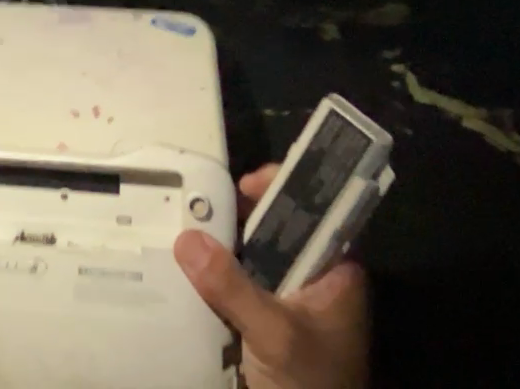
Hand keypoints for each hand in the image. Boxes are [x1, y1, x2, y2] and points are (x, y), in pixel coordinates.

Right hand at [174, 164, 369, 388]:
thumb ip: (233, 287)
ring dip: (224, 246)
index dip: (282, 188)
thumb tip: (187, 239)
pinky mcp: (267, 324)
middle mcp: (316, 278)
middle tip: (197, 202)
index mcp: (337, 270)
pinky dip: (217, 276)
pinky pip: (240, 286)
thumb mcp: (275, 336)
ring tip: (182, 225)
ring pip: (255, 257)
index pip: (315, 210)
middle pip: (278, 229)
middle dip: (240, 215)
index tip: (241, 183)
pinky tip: (185, 268)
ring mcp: (290, 302)